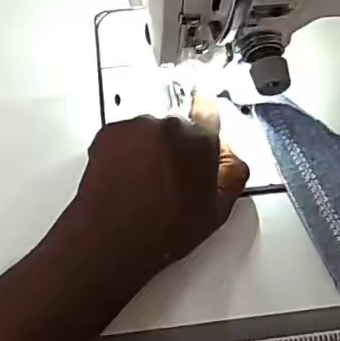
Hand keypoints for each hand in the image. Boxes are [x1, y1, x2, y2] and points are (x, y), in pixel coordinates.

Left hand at [56, 97, 249, 285]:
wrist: (113, 236)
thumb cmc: (160, 229)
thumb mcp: (216, 211)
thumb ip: (231, 175)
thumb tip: (229, 161)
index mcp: (200, 140)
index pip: (208, 110)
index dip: (206, 111)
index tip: (203, 104)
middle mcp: (168, 125)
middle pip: (176, 127)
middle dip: (175, 147)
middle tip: (170, 179)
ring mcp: (136, 126)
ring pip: (148, 131)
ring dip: (148, 149)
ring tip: (145, 185)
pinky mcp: (109, 131)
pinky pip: (123, 137)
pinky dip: (124, 151)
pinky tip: (126, 179)